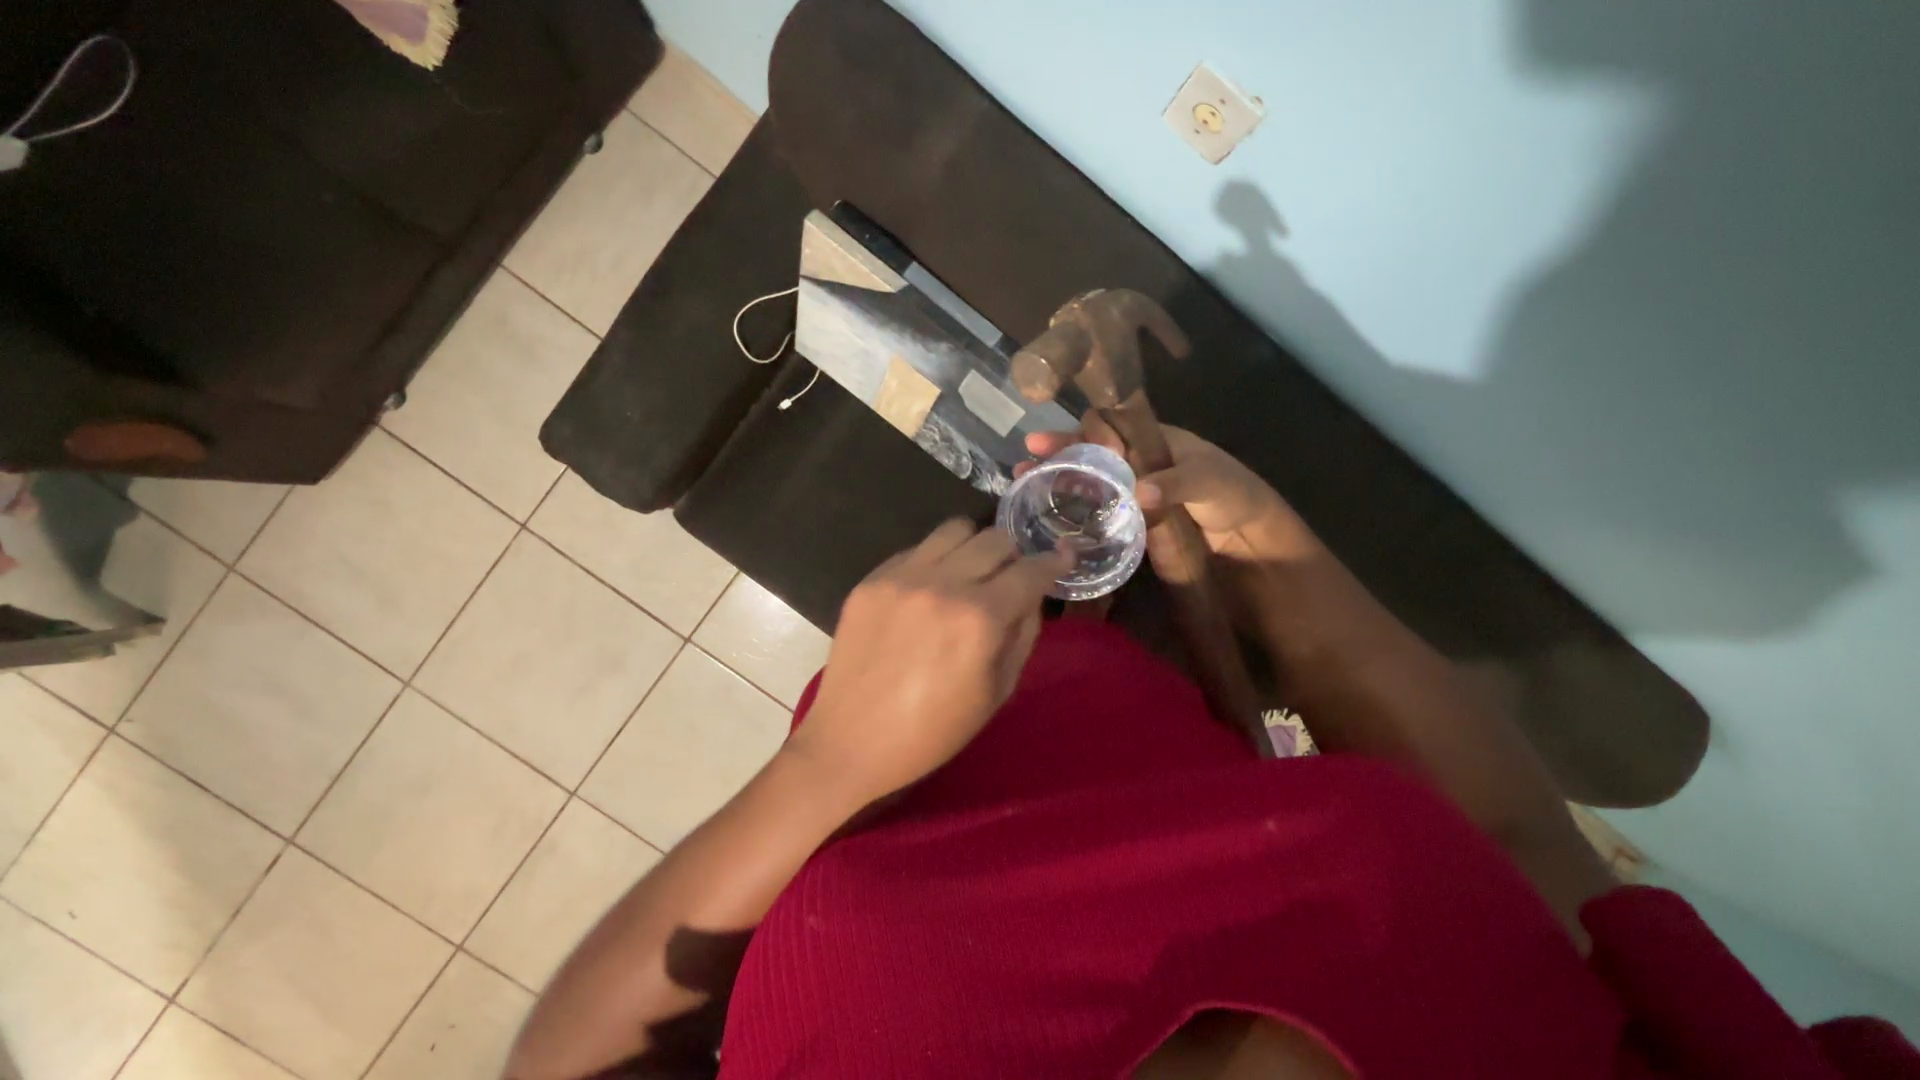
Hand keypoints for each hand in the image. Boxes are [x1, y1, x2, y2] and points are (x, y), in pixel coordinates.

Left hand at [784, 519, 1072, 807]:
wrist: (851, 742)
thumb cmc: (933, 732)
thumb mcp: (996, 692)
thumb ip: (1022, 635)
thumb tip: (1030, 597)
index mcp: (980, 618)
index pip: (1030, 570)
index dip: (1054, 562)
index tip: (1063, 557)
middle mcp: (942, 584)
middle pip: (995, 539)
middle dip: (1014, 556)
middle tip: (1012, 578)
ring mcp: (901, 577)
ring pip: (955, 530)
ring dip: (974, 547)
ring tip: (971, 574)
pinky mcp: (870, 580)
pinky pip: (916, 550)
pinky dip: (935, 561)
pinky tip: (930, 592)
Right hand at [1022, 416, 1307, 563]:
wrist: (1254, 538)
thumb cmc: (1234, 494)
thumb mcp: (1209, 482)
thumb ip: (1175, 485)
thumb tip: (1137, 492)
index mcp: (1154, 440)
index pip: (1108, 426)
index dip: (1078, 433)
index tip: (1049, 443)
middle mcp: (1137, 462)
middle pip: (1089, 452)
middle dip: (1057, 456)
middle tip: (1025, 465)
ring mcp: (1131, 493)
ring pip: (1088, 481)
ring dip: (1057, 482)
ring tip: (1025, 486)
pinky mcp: (1131, 522)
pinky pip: (1098, 511)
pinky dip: (1073, 511)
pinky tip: (1048, 517)